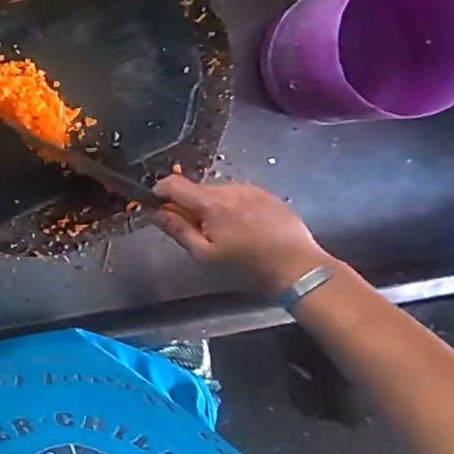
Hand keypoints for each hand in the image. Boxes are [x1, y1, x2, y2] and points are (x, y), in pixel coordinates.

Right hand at [151, 174, 334, 292]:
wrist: (300, 270)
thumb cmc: (247, 267)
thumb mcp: (205, 255)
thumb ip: (177, 229)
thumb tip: (154, 212)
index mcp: (211, 203)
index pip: (173, 184)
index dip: (160, 193)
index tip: (160, 208)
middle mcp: (230, 189)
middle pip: (195, 189)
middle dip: (189, 205)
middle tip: (199, 231)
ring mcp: (251, 190)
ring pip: (217, 191)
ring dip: (211, 206)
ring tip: (226, 232)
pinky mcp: (267, 196)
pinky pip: (238, 194)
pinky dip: (232, 207)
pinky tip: (244, 228)